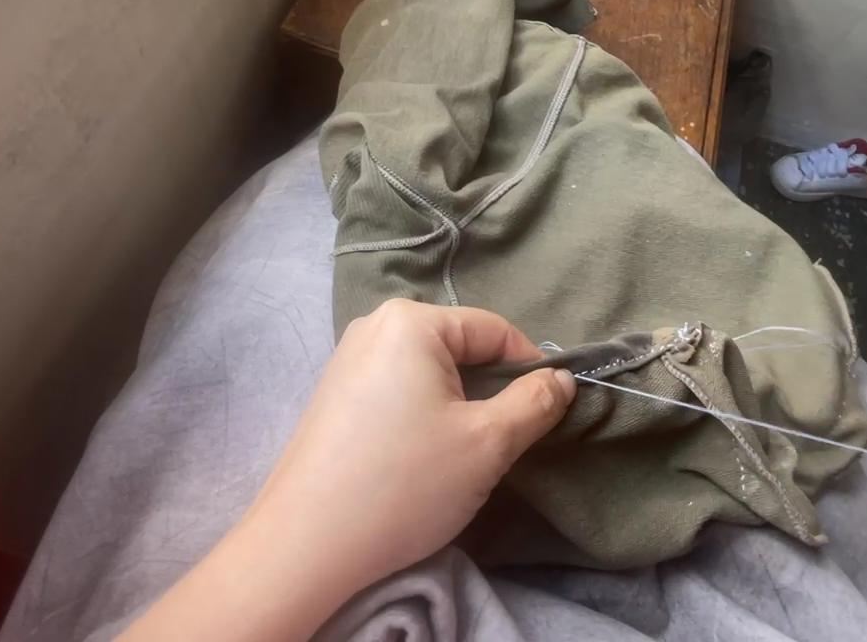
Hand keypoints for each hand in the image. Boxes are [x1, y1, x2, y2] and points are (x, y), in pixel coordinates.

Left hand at [122, 299, 574, 641]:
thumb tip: (561, 379)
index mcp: (411, 320)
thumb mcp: (487, 443)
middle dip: (488, 388)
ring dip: (456, 403)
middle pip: (458, 346)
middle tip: (500, 439)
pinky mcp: (333, 391)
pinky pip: (397, 385)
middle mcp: (375, 323)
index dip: (529, 366)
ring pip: (428, 369)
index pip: (492, 329)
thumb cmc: (404, 482)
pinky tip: (417, 455)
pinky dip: (421, 411)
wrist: (305, 545)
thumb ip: (534, 403)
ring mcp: (348, 357)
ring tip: (458, 453)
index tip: (547, 409)